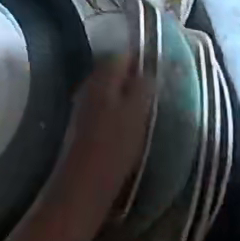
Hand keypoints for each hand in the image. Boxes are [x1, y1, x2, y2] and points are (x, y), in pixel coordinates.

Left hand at [45, 47, 155, 230]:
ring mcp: (82, 105)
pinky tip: (128, 123)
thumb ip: (143, 85)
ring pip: (107, 88)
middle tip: (154, 86)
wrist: (82, 185)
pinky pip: (102, 105)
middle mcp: (89, 85)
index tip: (158, 68)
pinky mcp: (80, 126)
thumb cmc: (114, 146)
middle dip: (132, 75)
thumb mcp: (137, 112)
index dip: (141, 59)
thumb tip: (149, 66)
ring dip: (124, 93)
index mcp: (103, 77)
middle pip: (112, 70)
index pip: (122, 55)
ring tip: (145, 105)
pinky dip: (116, 108)